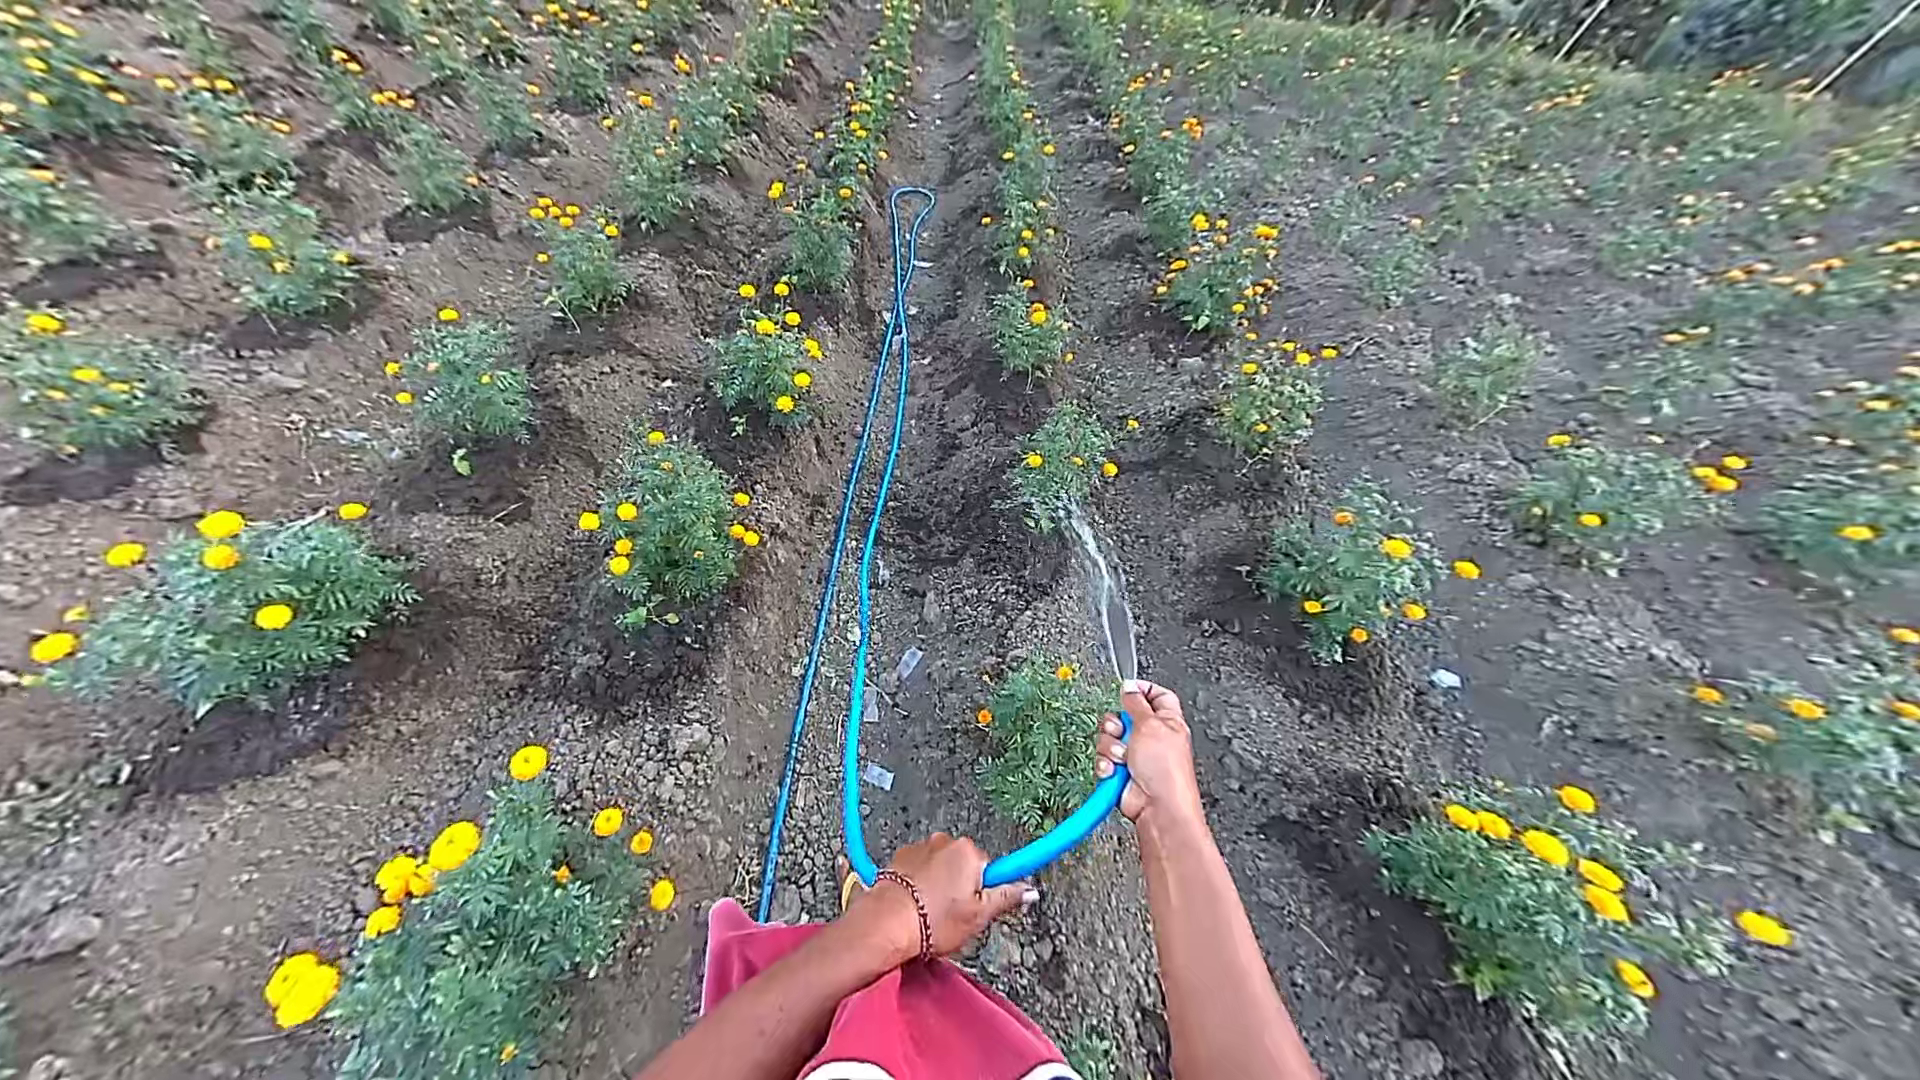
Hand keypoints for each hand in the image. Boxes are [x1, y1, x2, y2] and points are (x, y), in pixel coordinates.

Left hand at [848, 833, 1036, 961]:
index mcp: (968, 852)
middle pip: (965, 865)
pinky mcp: (902, 855)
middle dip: (962, 887)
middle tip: (954, 916)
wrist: (887, 921)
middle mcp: (946, 840)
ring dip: (939, 884)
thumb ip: (1006, 898)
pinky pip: (920, 867)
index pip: (990, 867)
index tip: (978, 903)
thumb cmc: (934, 920)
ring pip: (941, 866)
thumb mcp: (978, 916)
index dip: (985, 889)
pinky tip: (915, 904)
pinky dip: (920, 882)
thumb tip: (1031, 889)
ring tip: (930, 914)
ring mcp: (922, 846)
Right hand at [1095, 679, 1202, 829]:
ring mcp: (1134, 754)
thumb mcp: (1150, 725)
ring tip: (1124, 758)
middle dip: (1116, 724)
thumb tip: (1129, 686)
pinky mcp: (1120, 770)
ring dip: (1111, 747)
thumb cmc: (1166, 771)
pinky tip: (1116, 771)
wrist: (1157, 808)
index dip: (1141, 690)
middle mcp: (1150, 736)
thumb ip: (1136, 702)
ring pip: (1108, 737)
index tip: (1128, 691)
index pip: (1155, 695)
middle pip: (1122, 716)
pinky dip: (1106, 764)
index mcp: (1166, 721)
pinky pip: (1102, 757)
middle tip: (1123, 733)